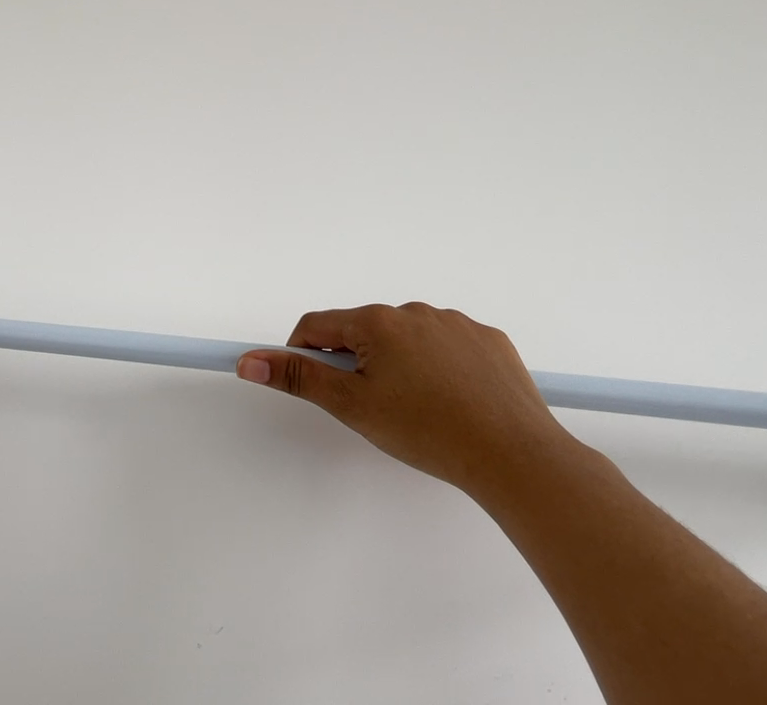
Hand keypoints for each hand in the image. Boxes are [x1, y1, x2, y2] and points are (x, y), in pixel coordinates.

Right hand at [238, 303, 573, 495]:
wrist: (515, 455)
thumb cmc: (430, 431)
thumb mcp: (351, 406)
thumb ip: (297, 378)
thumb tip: (250, 361)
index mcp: (376, 321)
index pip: (316, 325)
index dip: (304, 354)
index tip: (316, 383)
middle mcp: (414, 311)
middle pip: (362, 331)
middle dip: (356, 362)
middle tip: (371, 406)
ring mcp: (456, 323)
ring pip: (405, 338)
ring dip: (398, 362)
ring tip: (416, 408)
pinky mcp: (489, 340)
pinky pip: (447, 345)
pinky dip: (438, 365)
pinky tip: (449, 400)